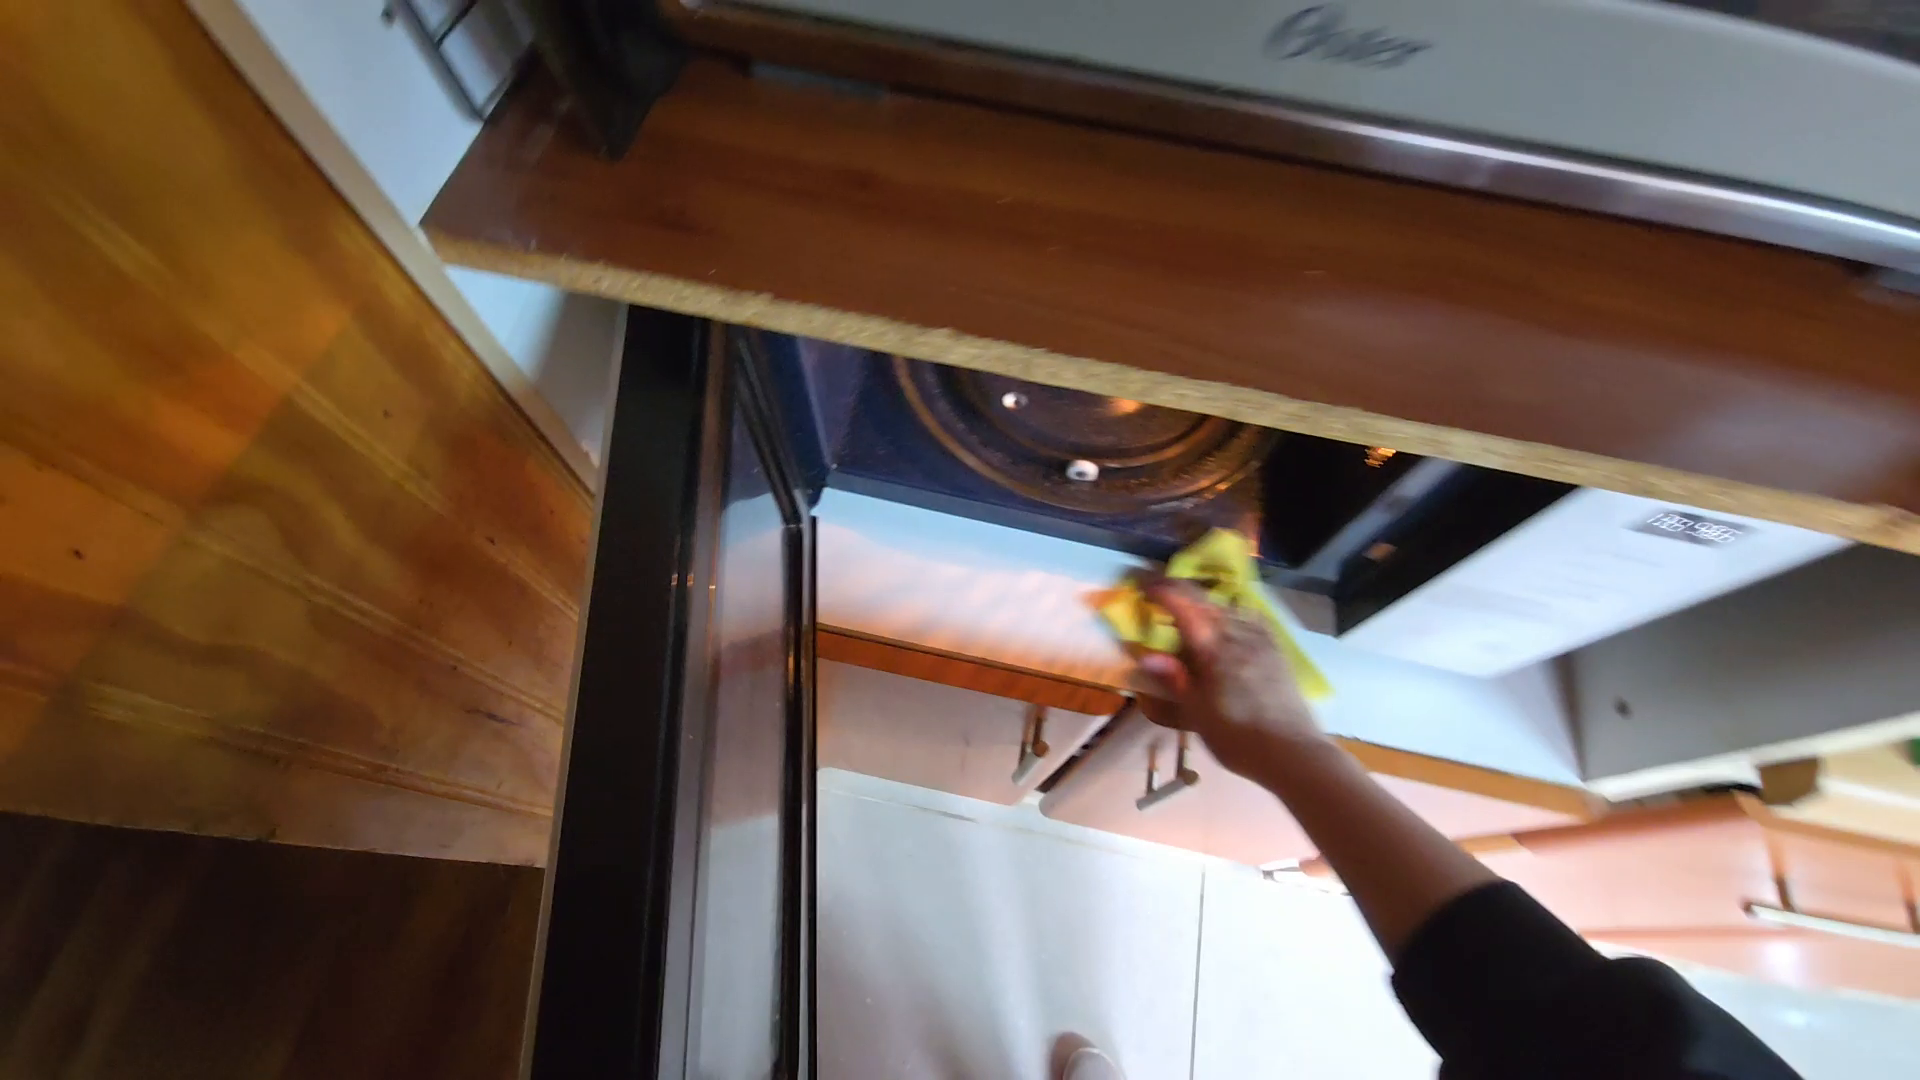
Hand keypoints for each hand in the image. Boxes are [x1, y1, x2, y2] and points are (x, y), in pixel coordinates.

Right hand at [1132, 580, 1325, 780]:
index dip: (1161, 589)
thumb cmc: (1237, 736)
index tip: (1143, 585)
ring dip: (1204, 602)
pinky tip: (1226, 626)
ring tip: (1190, 611)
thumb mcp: (1197, 712)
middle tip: (1159, 592)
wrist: (1292, 752)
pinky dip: (1229, 614)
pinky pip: (1248, 619)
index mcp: (1214, 647)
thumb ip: (1175, 678)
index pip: (1184, 603)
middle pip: (1205, 599)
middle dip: (1179, 590)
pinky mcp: (1276, 649)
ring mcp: (1261, 639)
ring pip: (1228, 607)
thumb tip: (1147, 656)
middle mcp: (1238, 633)